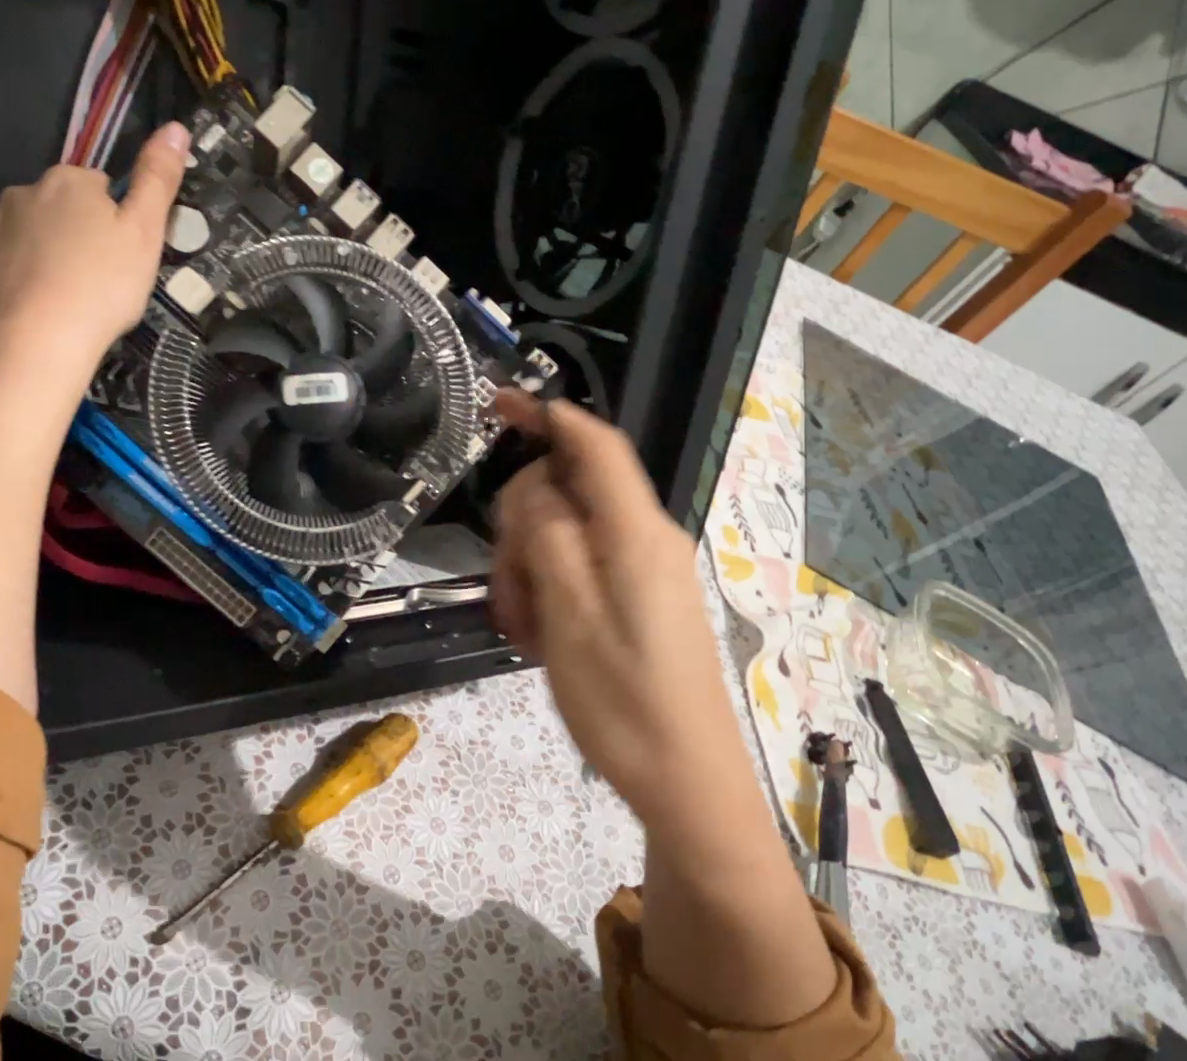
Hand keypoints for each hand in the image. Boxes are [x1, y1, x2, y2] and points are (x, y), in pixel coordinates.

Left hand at [0, 121, 190, 380]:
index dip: (110, 222)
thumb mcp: (145, 235)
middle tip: (90, 284)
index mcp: (67, 182)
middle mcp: (18, 195)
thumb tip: (175, 126)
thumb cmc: (100, 289)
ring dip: (34, 260)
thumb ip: (158, 179)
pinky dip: (3, 285)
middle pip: (52, 211)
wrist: (33, 346)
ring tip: (54, 304)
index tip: (118, 258)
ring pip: (18, 238)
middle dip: (68, 237)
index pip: (95, 188)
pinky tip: (22, 314)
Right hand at [488, 390, 746, 830]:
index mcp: (634, 534)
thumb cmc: (623, 704)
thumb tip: (535, 486)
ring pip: (568, 535)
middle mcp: (646, 539)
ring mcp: (646, 571)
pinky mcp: (642, 601)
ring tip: (521, 631)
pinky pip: (585, 571)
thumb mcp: (568, 616)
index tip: (498, 404)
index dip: (548, 416)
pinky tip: (540, 638)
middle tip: (506, 595)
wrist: (688, 781)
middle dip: (521, 529)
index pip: (594, 446)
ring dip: (530, 570)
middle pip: (568, 494)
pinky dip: (551, 592)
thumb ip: (547, 536)